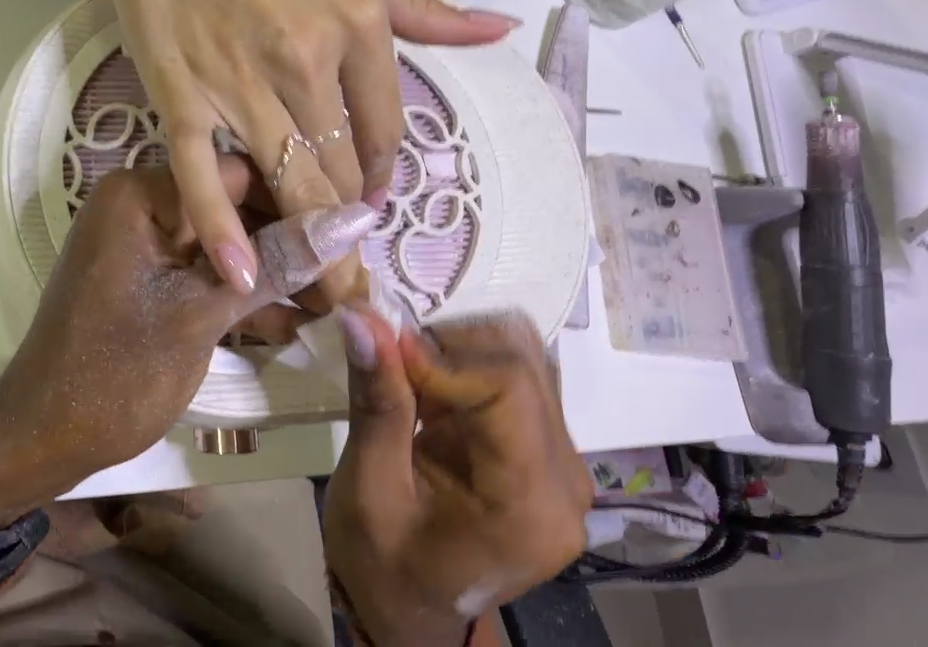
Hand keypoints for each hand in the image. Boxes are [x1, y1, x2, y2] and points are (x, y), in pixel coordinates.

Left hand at [0, 160, 377, 526]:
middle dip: (292, 244)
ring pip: (224, 243)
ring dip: (273, 274)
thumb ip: (277, 263)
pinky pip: (201, 269)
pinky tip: (293, 323)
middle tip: (355, 278)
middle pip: (234, 206)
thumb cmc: (117, 373)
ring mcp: (141, 240)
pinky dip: (240, 294)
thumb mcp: (203, 315)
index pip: (239, 172)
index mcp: (141, 193)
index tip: (359, 236)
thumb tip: (354, 218)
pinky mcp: (145, 274)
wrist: (44, 436)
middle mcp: (139, 202)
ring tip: (337, 307)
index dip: (301, 201)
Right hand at [98, 0, 517, 309]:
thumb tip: (498, 34)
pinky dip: (220, 229)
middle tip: (360, 280)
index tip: (372, 204)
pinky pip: (203, 174)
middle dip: (354, 230)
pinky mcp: (183, 101)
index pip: (384, 128)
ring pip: (289, 181)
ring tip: (331, 296)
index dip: (382, 176)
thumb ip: (423, 8)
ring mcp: (241, 87)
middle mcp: (306, 63)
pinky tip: (240, 274)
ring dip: (313, 247)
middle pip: (341, 168)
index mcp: (356, 25)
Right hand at [324, 308, 591, 643]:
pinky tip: (425, 387)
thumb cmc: (384, 563)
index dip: (441, 355)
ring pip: (523, 361)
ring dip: (456, 350)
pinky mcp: (547, 451)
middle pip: (521, 367)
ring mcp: (564, 466)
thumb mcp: (367, 489)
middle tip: (386, 357)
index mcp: (528, 507)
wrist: (413, 609)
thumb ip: (376, 403)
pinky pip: (516, 378)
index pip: (508, 388)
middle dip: (446, 346)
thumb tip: (360, 318)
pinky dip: (465, 365)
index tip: (382, 350)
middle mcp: (567, 483)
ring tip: (404, 375)